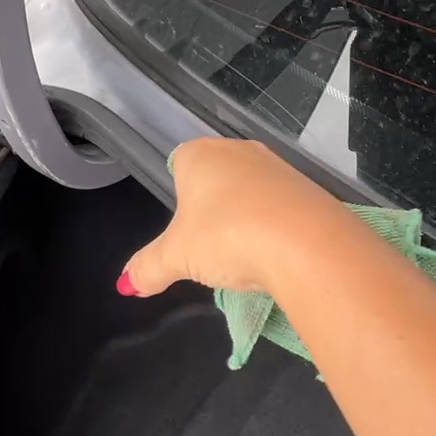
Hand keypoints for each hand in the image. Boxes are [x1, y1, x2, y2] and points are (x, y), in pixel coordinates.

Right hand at [120, 137, 352, 295]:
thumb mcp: (177, 257)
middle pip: (217, 178)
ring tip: (244, 254)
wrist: (305, 243)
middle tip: (210, 246)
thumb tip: (126, 284)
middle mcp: (240, 151)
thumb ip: (149, 268)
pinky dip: (275, 226)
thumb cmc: (227, 237)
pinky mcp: (308, 189)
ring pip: (251, 191)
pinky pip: (281, 206)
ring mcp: (278, 167)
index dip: (179, 194)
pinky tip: (274, 252)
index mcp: (201, 155)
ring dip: (246, 217)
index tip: (184, 227)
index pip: (179, 162)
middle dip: (212, 209)